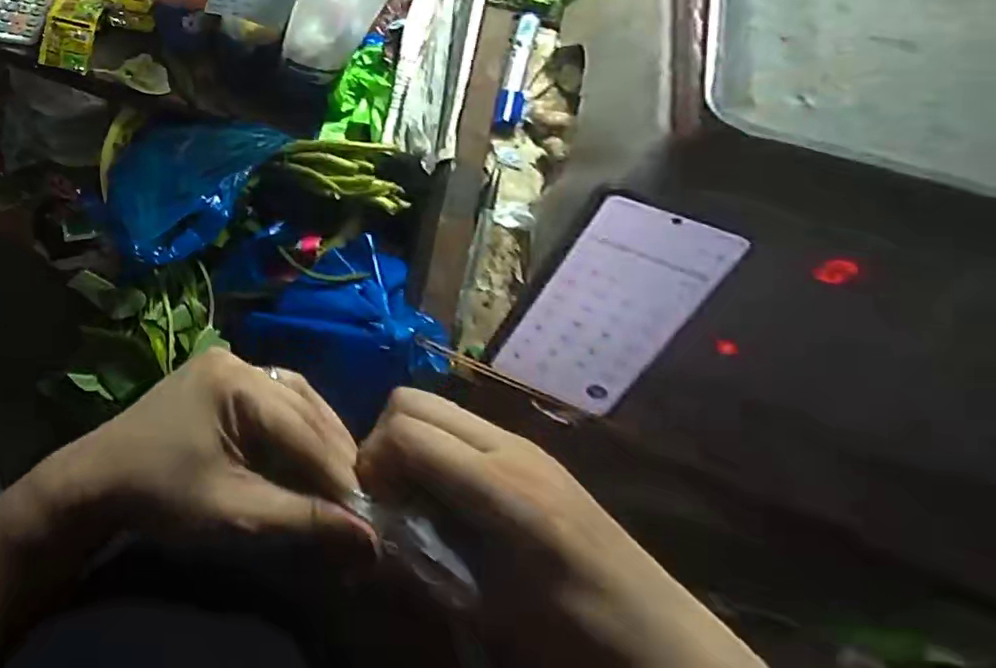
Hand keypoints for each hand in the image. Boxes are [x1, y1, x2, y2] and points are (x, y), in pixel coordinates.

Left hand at [38, 350, 374, 543]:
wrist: (99, 477)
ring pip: (290, 398)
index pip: (306, 429)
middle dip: (334, 455)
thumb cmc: (161, 492)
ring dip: (317, 438)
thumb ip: (304, 519)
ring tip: (343, 484)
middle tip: (365, 504)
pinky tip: (305, 459)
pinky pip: (269, 398)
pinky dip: (291, 427)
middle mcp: (232, 360)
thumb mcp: (235, 509)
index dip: (343, 476)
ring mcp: (220, 365)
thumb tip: (371, 540)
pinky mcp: (213, 379)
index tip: (376, 519)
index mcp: (234, 381)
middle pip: (302, 407)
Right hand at [358, 389, 762, 667]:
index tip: (380, 507)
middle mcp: (512, 450)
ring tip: (417, 493)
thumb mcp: (489, 611)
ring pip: (431, 406)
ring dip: (408, 440)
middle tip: (391, 492)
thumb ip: (418, 555)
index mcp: (505, 490)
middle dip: (383, 440)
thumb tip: (368, 524)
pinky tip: (451, 496)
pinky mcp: (531, 455)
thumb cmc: (581, 640)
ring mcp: (524, 447)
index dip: (374, 463)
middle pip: (409, 401)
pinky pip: (459, 427)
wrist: (675, 653)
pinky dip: (435, 447)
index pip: (404, 431)